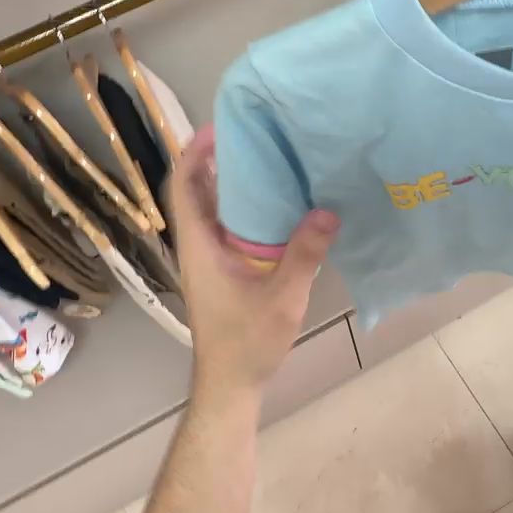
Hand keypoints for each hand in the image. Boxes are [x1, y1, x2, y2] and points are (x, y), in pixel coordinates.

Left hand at [168, 127, 338, 401]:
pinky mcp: (224, 273)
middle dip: (218, 161)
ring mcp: (209, 262)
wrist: (231, 384)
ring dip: (232, 185)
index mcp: (199, 247)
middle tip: (255, 135)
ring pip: (214, 211)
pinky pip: (229, 229)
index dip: (195, 154)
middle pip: (198, 193)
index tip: (220, 128)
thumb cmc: (247, 343)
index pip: (185, 188)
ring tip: (269, 159)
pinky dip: (246, 209)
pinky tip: (278, 205)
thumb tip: (328, 211)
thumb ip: (304, 255)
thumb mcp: (282, 298)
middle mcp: (198, 248)